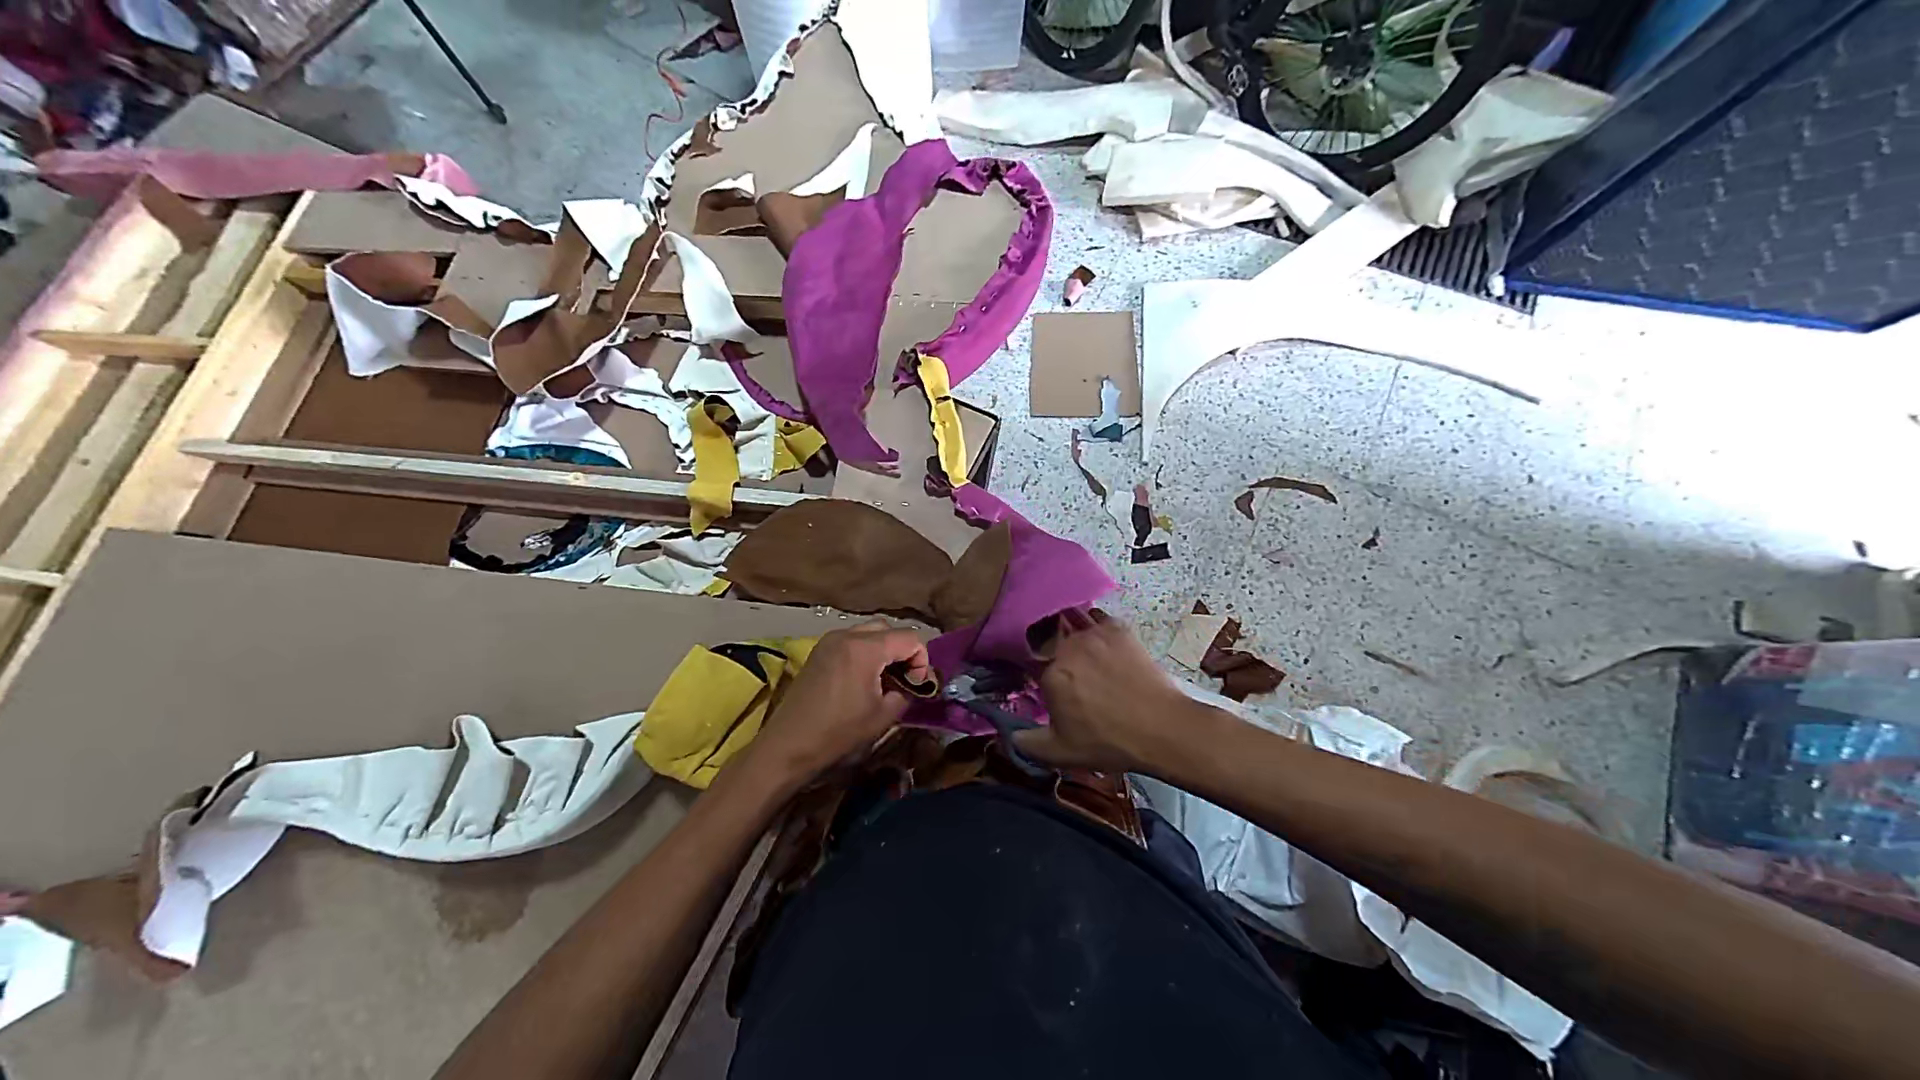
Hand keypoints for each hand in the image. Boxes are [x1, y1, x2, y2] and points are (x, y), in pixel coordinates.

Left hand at [746, 622, 930, 785]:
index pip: (910, 638)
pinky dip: (864, 652)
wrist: (788, 746)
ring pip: (868, 632)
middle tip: (904, 679)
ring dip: (883, 650)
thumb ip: (906, 692)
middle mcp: (847, 635)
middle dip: (903, 651)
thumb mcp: (884, 716)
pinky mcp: (818, 651)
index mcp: (865, 648)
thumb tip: (913, 685)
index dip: (921, 661)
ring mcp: (829, 641)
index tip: (917, 686)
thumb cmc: (839, 733)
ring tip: (884, 679)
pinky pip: (850, 640)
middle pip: (889, 629)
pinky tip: (862, 679)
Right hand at [1015, 610, 1190, 773]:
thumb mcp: (1060, 753)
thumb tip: (1009, 733)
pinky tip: (1102, 642)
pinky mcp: (1118, 630)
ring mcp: (1094, 634)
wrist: (1162, 729)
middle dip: (1049, 649)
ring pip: (1072, 624)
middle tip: (1063, 669)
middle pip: (1047, 638)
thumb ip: (1026, 742)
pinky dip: (1096, 628)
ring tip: (1081, 653)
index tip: (1037, 678)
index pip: (1027, 660)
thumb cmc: (1109, 742)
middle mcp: (1068, 647)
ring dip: (1071, 635)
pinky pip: (1098, 620)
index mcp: (1050, 673)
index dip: (1030, 667)